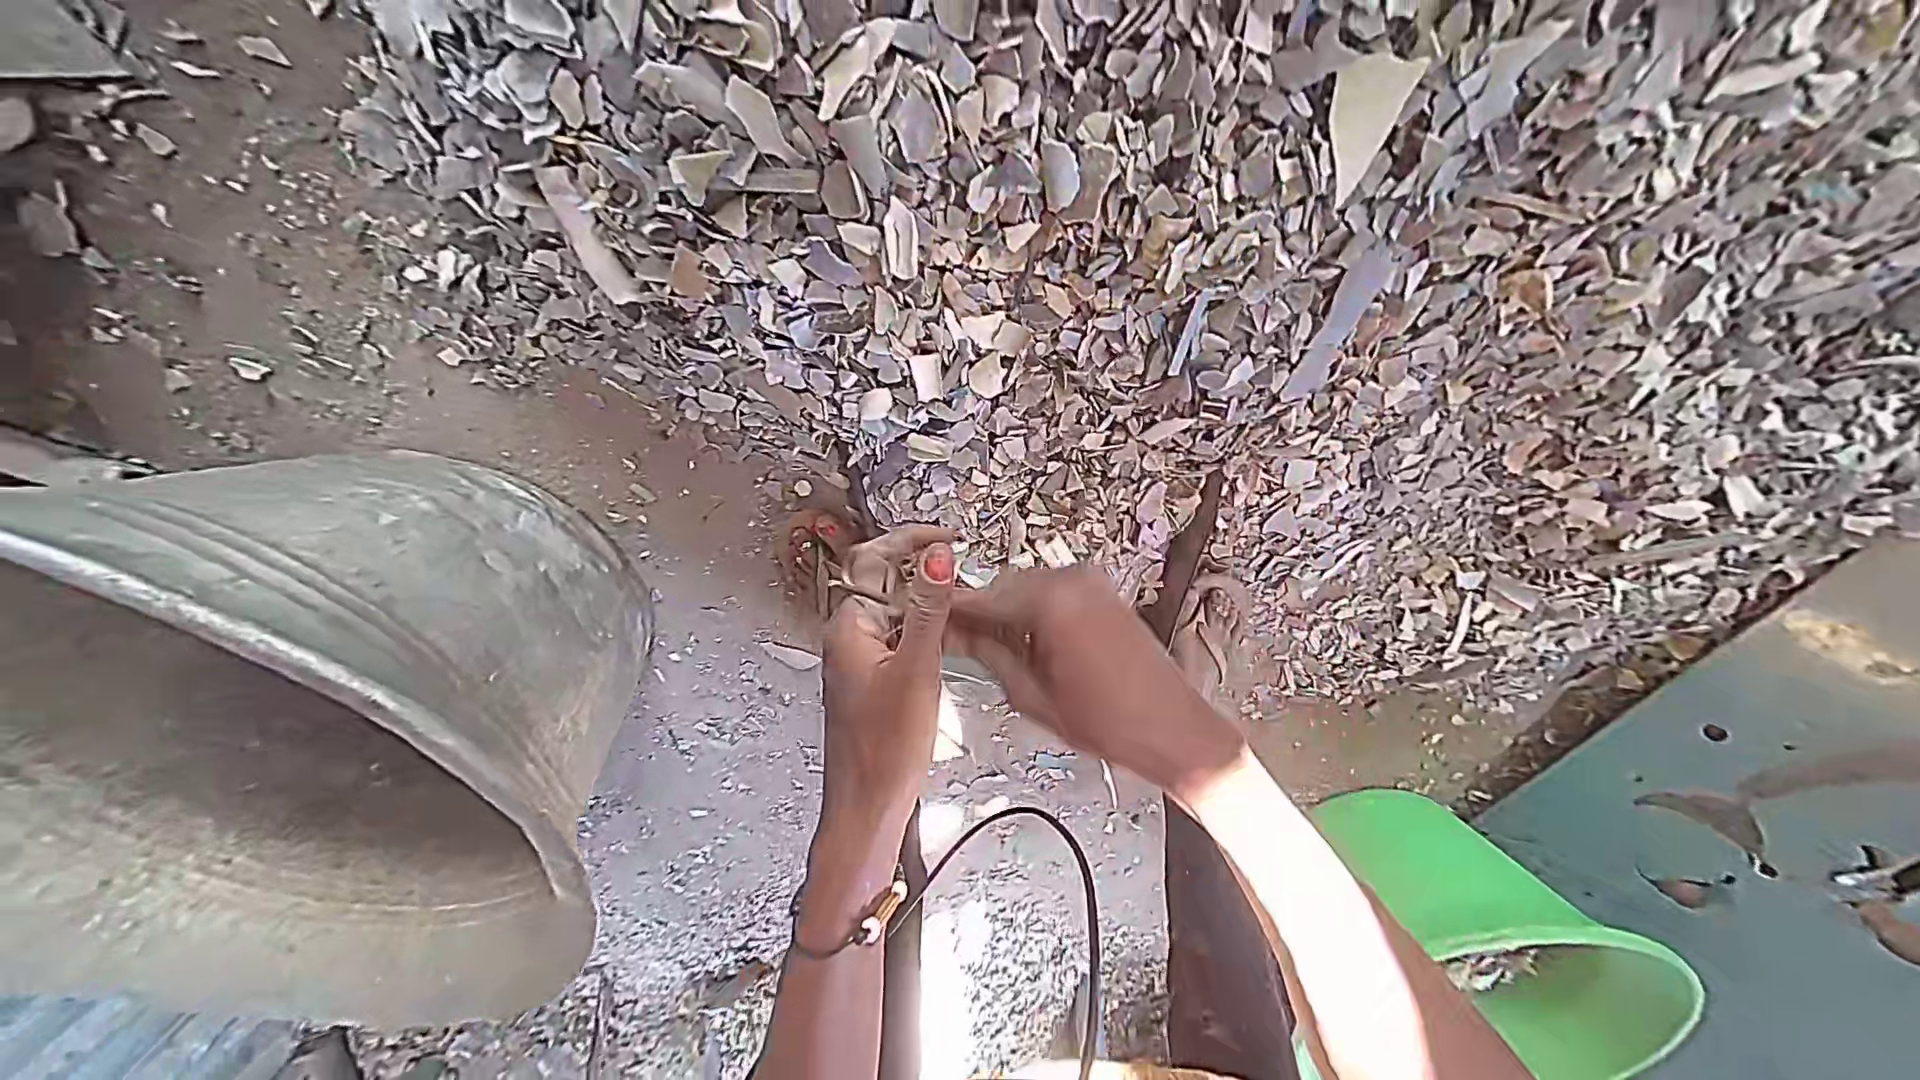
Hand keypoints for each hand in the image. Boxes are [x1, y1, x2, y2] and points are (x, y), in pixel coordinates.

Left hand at [819, 525, 956, 823]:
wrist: (869, 805)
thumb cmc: (883, 750)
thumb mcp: (917, 668)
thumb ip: (928, 608)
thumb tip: (936, 557)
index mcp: (848, 627)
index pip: (874, 560)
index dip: (910, 540)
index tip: (943, 536)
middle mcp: (848, 637)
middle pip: (885, 583)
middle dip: (922, 572)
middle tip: (959, 571)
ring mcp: (860, 658)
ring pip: (895, 611)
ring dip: (926, 602)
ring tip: (960, 605)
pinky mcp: (874, 677)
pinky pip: (898, 637)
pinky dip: (923, 630)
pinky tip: (946, 641)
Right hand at [948, 566, 1244, 801]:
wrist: (1176, 729)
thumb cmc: (1118, 722)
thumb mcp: (1034, 696)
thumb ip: (991, 657)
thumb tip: (962, 637)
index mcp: (1052, 601)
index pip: (983, 598)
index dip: (953, 611)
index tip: (933, 619)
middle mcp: (1073, 581)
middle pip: (1004, 588)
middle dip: (982, 614)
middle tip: (958, 640)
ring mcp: (1092, 583)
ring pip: (1028, 590)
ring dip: (1008, 615)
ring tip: (993, 650)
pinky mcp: (1103, 593)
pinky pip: (1053, 594)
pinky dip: (1035, 614)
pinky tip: (1026, 643)